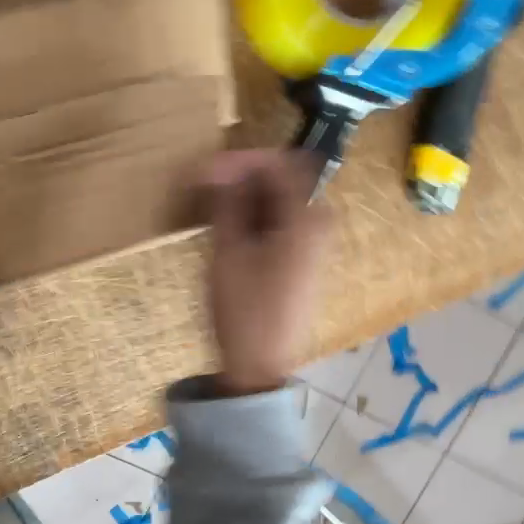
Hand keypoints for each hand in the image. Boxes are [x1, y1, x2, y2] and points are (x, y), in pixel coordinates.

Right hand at [190, 151, 332, 394]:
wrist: (260, 365)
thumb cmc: (243, 310)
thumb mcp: (227, 253)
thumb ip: (226, 203)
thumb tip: (219, 166)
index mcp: (307, 216)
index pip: (280, 162)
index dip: (242, 159)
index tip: (205, 168)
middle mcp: (320, 222)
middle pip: (283, 180)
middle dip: (243, 178)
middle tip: (203, 188)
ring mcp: (315, 243)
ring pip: (279, 203)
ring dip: (247, 200)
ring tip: (211, 211)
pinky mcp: (303, 261)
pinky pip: (281, 223)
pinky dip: (255, 219)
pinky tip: (229, 234)